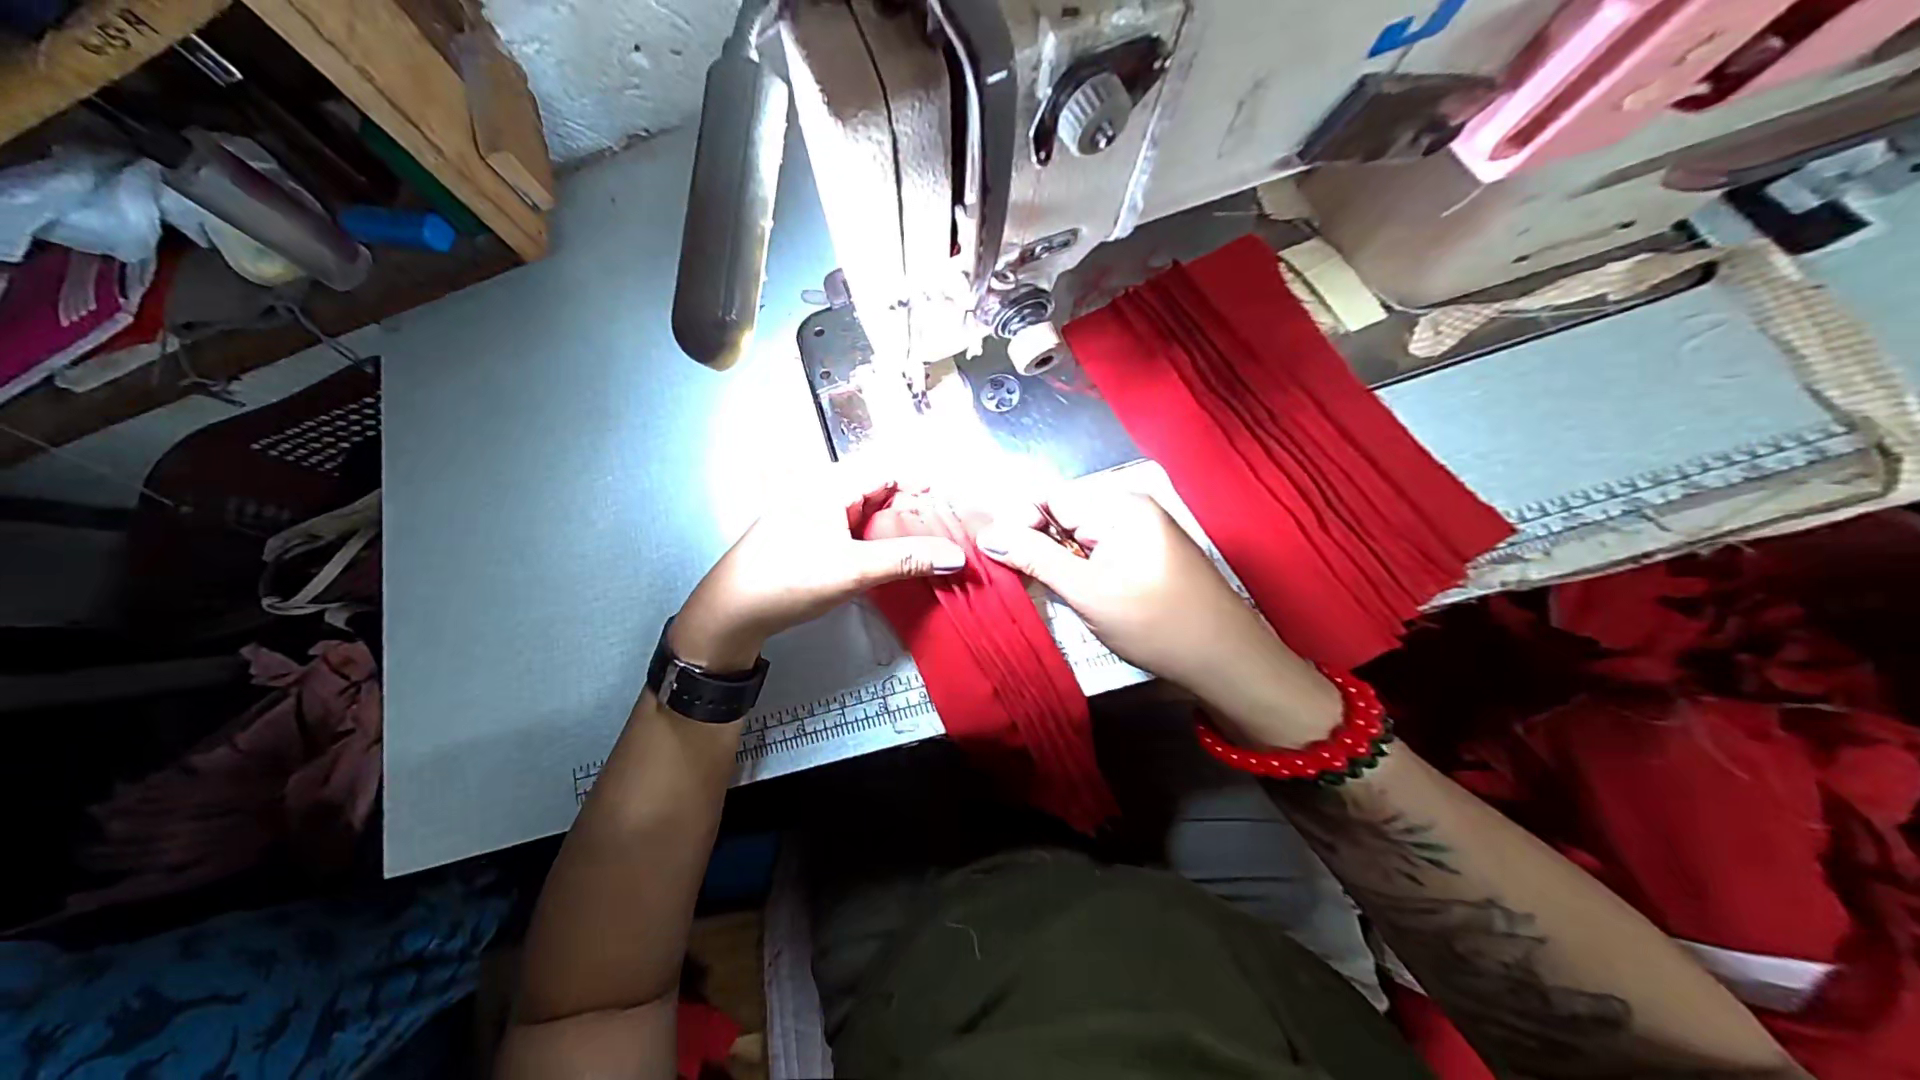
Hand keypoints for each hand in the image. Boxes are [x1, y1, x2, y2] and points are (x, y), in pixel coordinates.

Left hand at [671, 465, 965, 672]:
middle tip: (952, 529)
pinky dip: (883, 536)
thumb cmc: (787, 580)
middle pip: (884, 486)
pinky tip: (900, 554)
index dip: (927, 483)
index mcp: (832, 482)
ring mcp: (819, 509)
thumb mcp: (854, 570)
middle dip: (919, 505)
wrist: (733, 610)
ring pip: (873, 507)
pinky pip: (859, 524)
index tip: (958, 506)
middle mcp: (825, 487)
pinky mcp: (816, 531)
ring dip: (902, 523)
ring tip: (934, 543)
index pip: (892, 467)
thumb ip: (907, 560)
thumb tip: (955, 555)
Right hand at [976, 490, 1340, 747]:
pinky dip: (1075, 574)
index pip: (1051, 497)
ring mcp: (1137, 537)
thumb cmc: (1161, 625)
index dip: (1020, 521)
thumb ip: (1037, 559)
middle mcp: (1129, 512)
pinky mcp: (1140, 562)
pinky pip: (1094, 557)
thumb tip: (988, 534)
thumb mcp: (1091, 592)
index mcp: (1121, 506)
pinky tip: (1067, 595)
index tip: (995, 552)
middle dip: (1034, 544)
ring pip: (1075, 541)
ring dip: (1053, 563)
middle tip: (1011, 576)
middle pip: (1062, 517)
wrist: (1227, 663)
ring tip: (1037, 588)